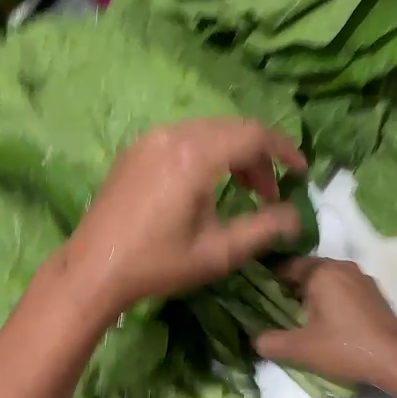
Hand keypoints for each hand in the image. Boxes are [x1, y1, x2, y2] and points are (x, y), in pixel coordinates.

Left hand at [63, 118, 306, 314]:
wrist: (94, 269)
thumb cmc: (159, 263)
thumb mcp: (220, 252)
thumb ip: (265, 229)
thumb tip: (296, 216)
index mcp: (196, 155)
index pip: (254, 135)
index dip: (285, 151)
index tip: (302, 172)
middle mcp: (174, 135)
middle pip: (233, 128)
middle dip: (261, 156)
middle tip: (272, 193)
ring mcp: (151, 139)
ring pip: (210, 131)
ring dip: (236, 154)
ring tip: (246, 191)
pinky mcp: (137, 150)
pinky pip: (186, 138)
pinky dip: (210, 153)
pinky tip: (211, 185)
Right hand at [253, 258, 396, 387]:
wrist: (394, 359)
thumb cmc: (344, 348)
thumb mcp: (300, 349)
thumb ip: (270, 341)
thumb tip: (255, 339)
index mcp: (322, 271)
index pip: (286, 266)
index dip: (269, 281)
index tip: (259, 298)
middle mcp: (343, 266)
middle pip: (308, 272)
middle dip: (292, 289)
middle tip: (278, 311)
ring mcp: (363, 278)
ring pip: (328, 280)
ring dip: (314, 295)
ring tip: (302, 319)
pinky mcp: (375, 293)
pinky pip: (345, 289)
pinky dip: (333, 300)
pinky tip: (330, 322)